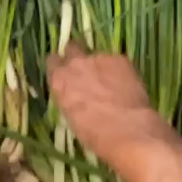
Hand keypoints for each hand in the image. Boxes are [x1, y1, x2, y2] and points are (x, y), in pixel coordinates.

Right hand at [46, 43, 181, 174]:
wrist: (128, 131)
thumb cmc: (94, 134)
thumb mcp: (70, 116)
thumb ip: (69, 96)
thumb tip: (75, 94)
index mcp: (59, 80)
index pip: (53, 61)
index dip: (60, 66)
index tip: (66, 73)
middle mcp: (75, 64)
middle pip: (72, 47)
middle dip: (78, 55)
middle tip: (87, 70)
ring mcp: (98, 58)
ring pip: (97, 56)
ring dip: (101, 66)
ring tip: (112, 83)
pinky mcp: (120, 59)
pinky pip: (116, 60)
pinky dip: (119, 70)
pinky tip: (126, 85)